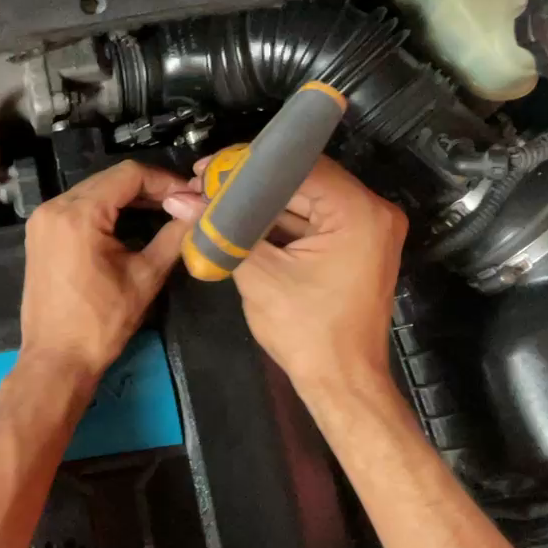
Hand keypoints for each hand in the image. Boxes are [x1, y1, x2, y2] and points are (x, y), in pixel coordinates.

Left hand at [19, 160, 190, 383]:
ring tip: (162, 212)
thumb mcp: (145, 277)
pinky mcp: (40, 234)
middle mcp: (53, 208)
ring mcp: (42, 220)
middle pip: (108, 180)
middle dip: (147, 188)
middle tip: (181, 204)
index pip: (128, 175)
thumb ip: (173, 237)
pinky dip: (105, 210)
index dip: (164, 180)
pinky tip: (130, 223)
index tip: (190, 196)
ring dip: (126, 198)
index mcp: (77, 214)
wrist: (56, 359)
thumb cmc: (100, 323)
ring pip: (92, 191)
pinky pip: (77, 208)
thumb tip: (197, 211)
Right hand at [163, 157, 406, 399]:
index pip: (296, 167)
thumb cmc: (306, 331)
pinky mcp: (353, 245)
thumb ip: (218, 229)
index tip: (205, 170)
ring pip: (302, 198)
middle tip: (203, 181)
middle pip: (301, 178)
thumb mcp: (258, 274)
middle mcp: (371, 211)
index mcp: (358, 212)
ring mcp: (365, 229)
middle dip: (249, 181)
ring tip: (212, 198)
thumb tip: (175, 199)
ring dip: (259, 199)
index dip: (246, 164)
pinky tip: (236, 217)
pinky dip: (276, 219)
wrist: (341, 383)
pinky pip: (310, 219)